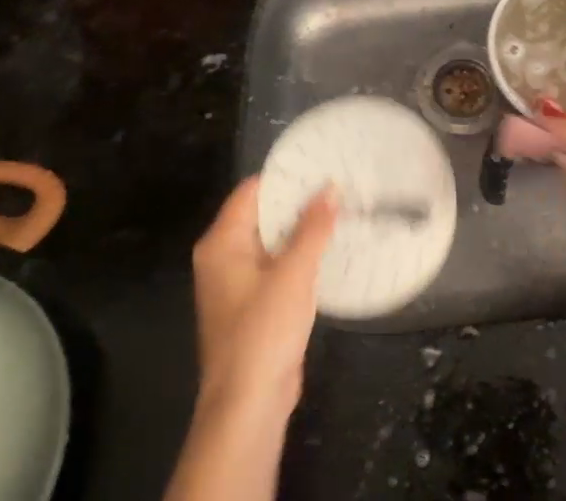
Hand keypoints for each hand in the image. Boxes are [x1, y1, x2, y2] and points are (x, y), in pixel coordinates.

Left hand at [191, 178, 335, 411]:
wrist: (248, 404)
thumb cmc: (263, 332)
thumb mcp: (293, 274)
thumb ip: (313, 228)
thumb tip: (330, 187)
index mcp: (221, 244)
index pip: (252, 192)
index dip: (286, 177)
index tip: (323, 162)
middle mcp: (223, 258)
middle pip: (263, 216)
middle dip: (299, 202)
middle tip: (342, 184)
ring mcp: (238, 284)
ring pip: (273, 243)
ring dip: (303, 230)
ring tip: (344, 211)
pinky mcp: (254, 306)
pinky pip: (279, 267)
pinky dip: (301, 257)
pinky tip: (331, 251)